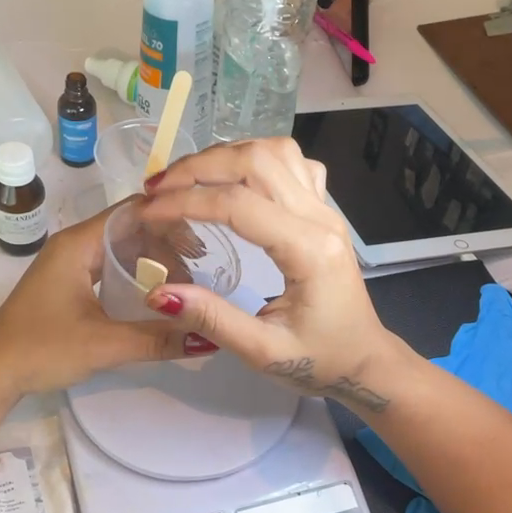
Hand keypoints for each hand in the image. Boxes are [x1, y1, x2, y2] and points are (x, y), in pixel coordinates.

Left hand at [0, 204, 199, 396]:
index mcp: (78, 244)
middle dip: (167, 243)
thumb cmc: (41, 349)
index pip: (134, 210)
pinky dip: (134, 276)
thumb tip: (208, 336)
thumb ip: (157, 339)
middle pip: (130, 228)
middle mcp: (73, 246)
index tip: (206, 238)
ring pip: (119, 250)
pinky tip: (155, 297)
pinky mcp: (66, 285)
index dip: (171, 218)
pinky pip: (108, 268)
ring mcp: (67, 265)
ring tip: (187, 283)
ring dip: (152, 261)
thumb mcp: (104, 344)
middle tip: (204, 267)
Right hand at [136, 138, 409, 413]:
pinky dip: (254, 159)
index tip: (147, 212)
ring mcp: (326, 209)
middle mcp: (321, 218)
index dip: (186, 201)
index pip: (239, 204)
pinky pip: (291, 164)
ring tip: (187, 179)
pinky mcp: (324, 210)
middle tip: (158, 188)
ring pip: (275, 152)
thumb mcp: (262, 352)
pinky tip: (231, 179)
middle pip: (256, 161)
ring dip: (226, 155)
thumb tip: (158, 293)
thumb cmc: (318, 360)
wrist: (364, 361)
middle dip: (200, 167)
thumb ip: (212, 319)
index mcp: (308, 251)